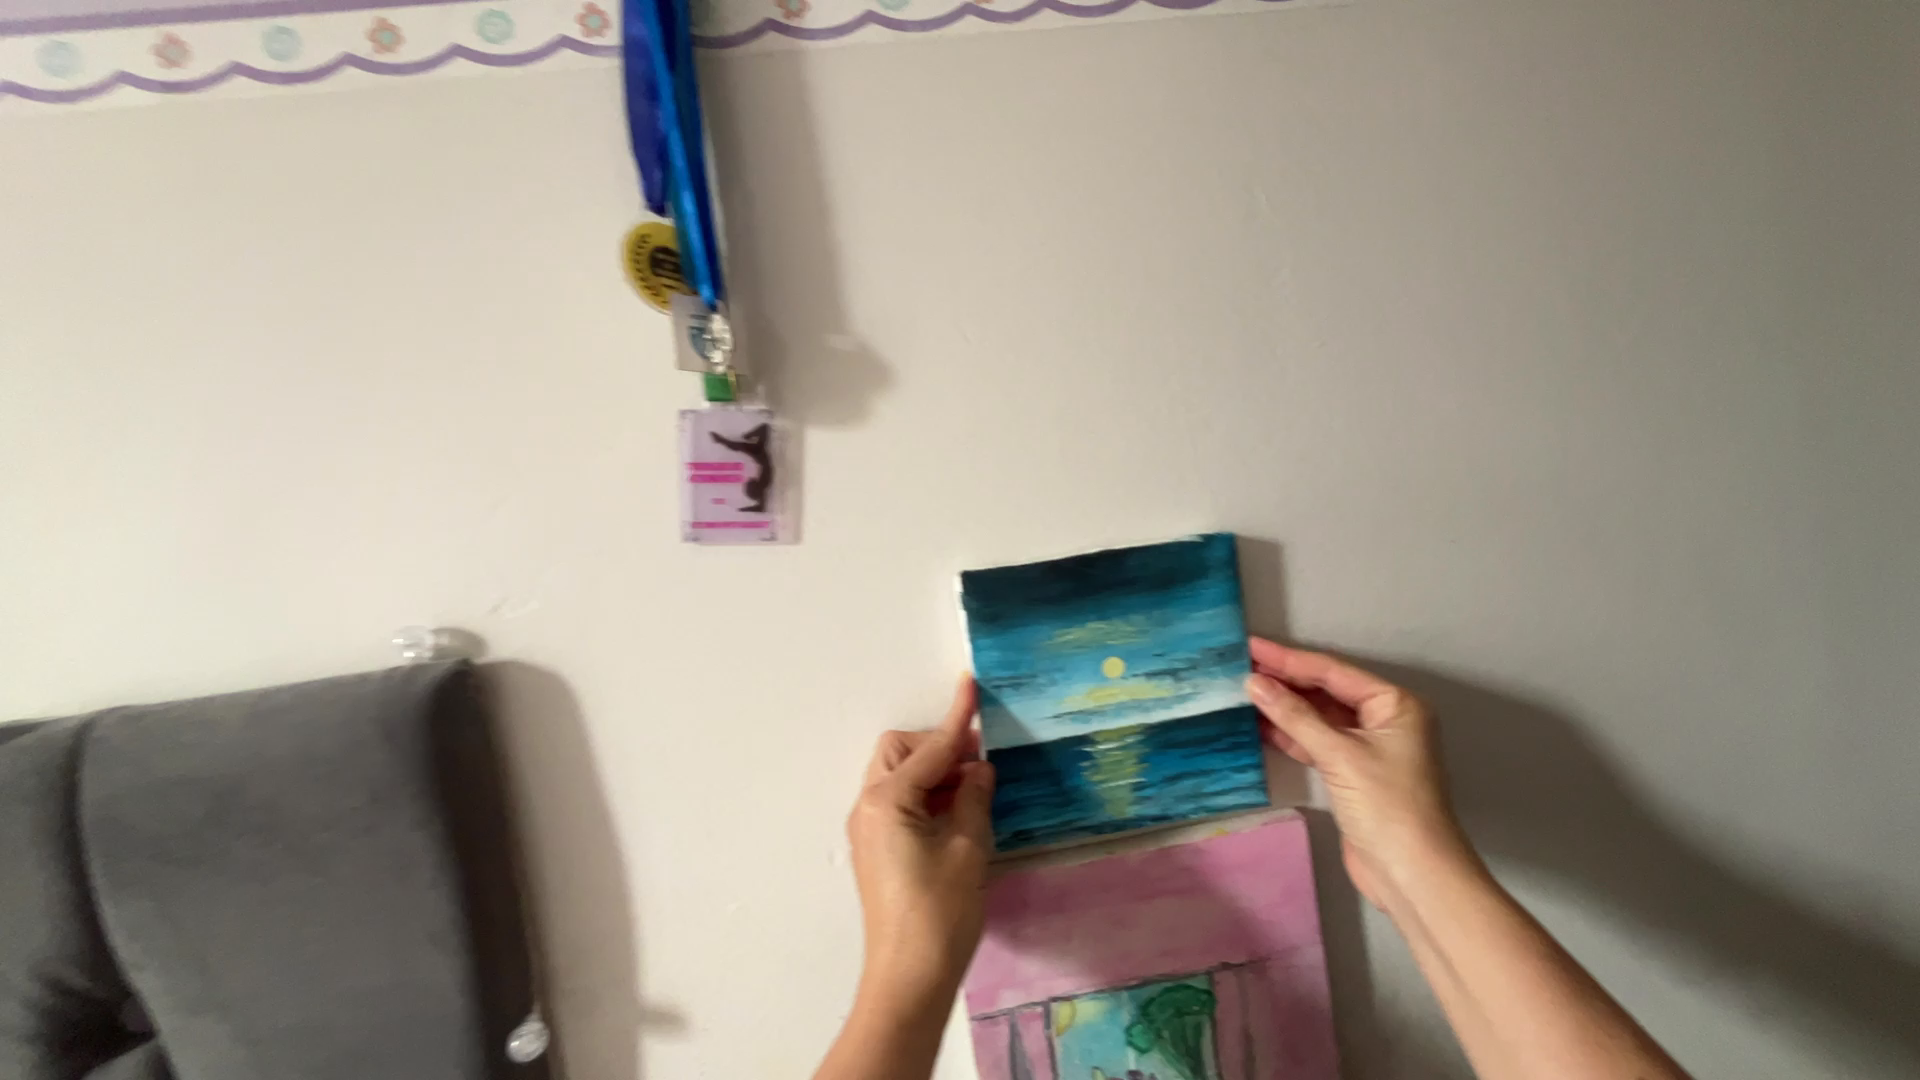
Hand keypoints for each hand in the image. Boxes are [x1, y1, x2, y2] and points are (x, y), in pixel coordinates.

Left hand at [845, 676, 995, 1008]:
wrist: (908, 979)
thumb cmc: (941, 913)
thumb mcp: (968, 849)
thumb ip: (973, 797)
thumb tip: (979, 768)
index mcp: (888, 801)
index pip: (932, 748)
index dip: (958, 719)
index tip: (970, 685)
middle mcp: (869, 806)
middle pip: (900, 751)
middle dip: (937, 746)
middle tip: (976, 761)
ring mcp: (869, 828)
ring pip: (898, 775)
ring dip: (933, 771)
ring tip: (972, 789)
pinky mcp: (876, 847)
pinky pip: (899, 800)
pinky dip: (926, 794)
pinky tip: (956, 813)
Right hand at [1245, 637, 1471, 908]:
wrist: (1413, 876)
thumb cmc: (1386, 806)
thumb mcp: (1339, 755)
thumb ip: (1294, 716)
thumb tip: (1253, 682)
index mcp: (1394, 705)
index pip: (1332, 671)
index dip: (1287, 658)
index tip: (1249, 645)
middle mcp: (1383, 719)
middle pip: (1324, 690)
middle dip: (1283, 679)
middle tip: (1239, 663)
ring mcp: (1367, 746)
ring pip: (1317, 716)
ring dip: (1282, 705)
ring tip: (1240, 689)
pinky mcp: (1351, 772)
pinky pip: (1314, 740)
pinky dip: (1288, 732)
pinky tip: (1258, 723)